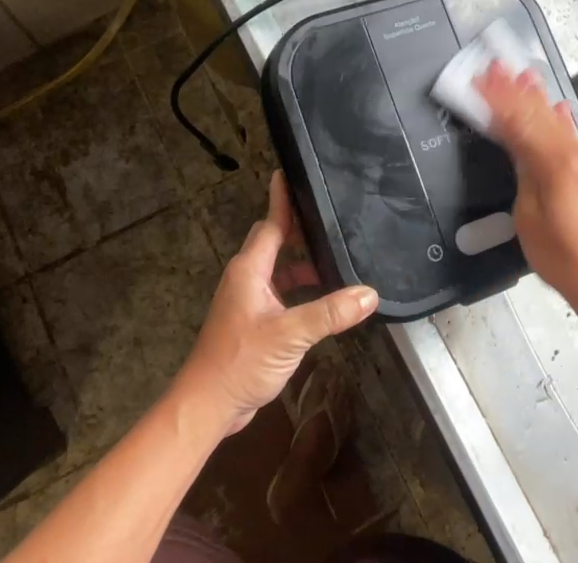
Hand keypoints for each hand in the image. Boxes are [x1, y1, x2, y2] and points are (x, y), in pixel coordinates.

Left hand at [174, 171, 377, 434]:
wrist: (209, 404)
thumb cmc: (241, 361)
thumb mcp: (290, 334)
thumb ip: (330, 313)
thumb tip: (369, 294)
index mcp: (249, 270)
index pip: (270, 224)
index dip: (282, 199)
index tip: (289, 173)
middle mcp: (245, 278)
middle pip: (273, 242)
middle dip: (298, 229)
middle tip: (328, 216)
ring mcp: (246, 301)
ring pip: (277, 270)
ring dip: (302, 264)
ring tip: (335, 259)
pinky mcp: (251, 322)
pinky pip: (278, 292)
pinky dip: (298, 289)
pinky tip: (321, 300)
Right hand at [476, 64, 577, 325]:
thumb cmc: (570, 263)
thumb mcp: (528, 219)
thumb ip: (524, 177)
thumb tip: (520, 153)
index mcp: (558, 164)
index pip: (520, 119)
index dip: (498, 96)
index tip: (483, 77)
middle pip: (543, 115)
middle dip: (518, 89)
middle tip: (500, 66)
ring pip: (562, 126)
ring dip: (539, 102)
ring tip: (526, 79)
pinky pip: (577, 141)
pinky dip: (560, 124)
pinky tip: (561, 113)